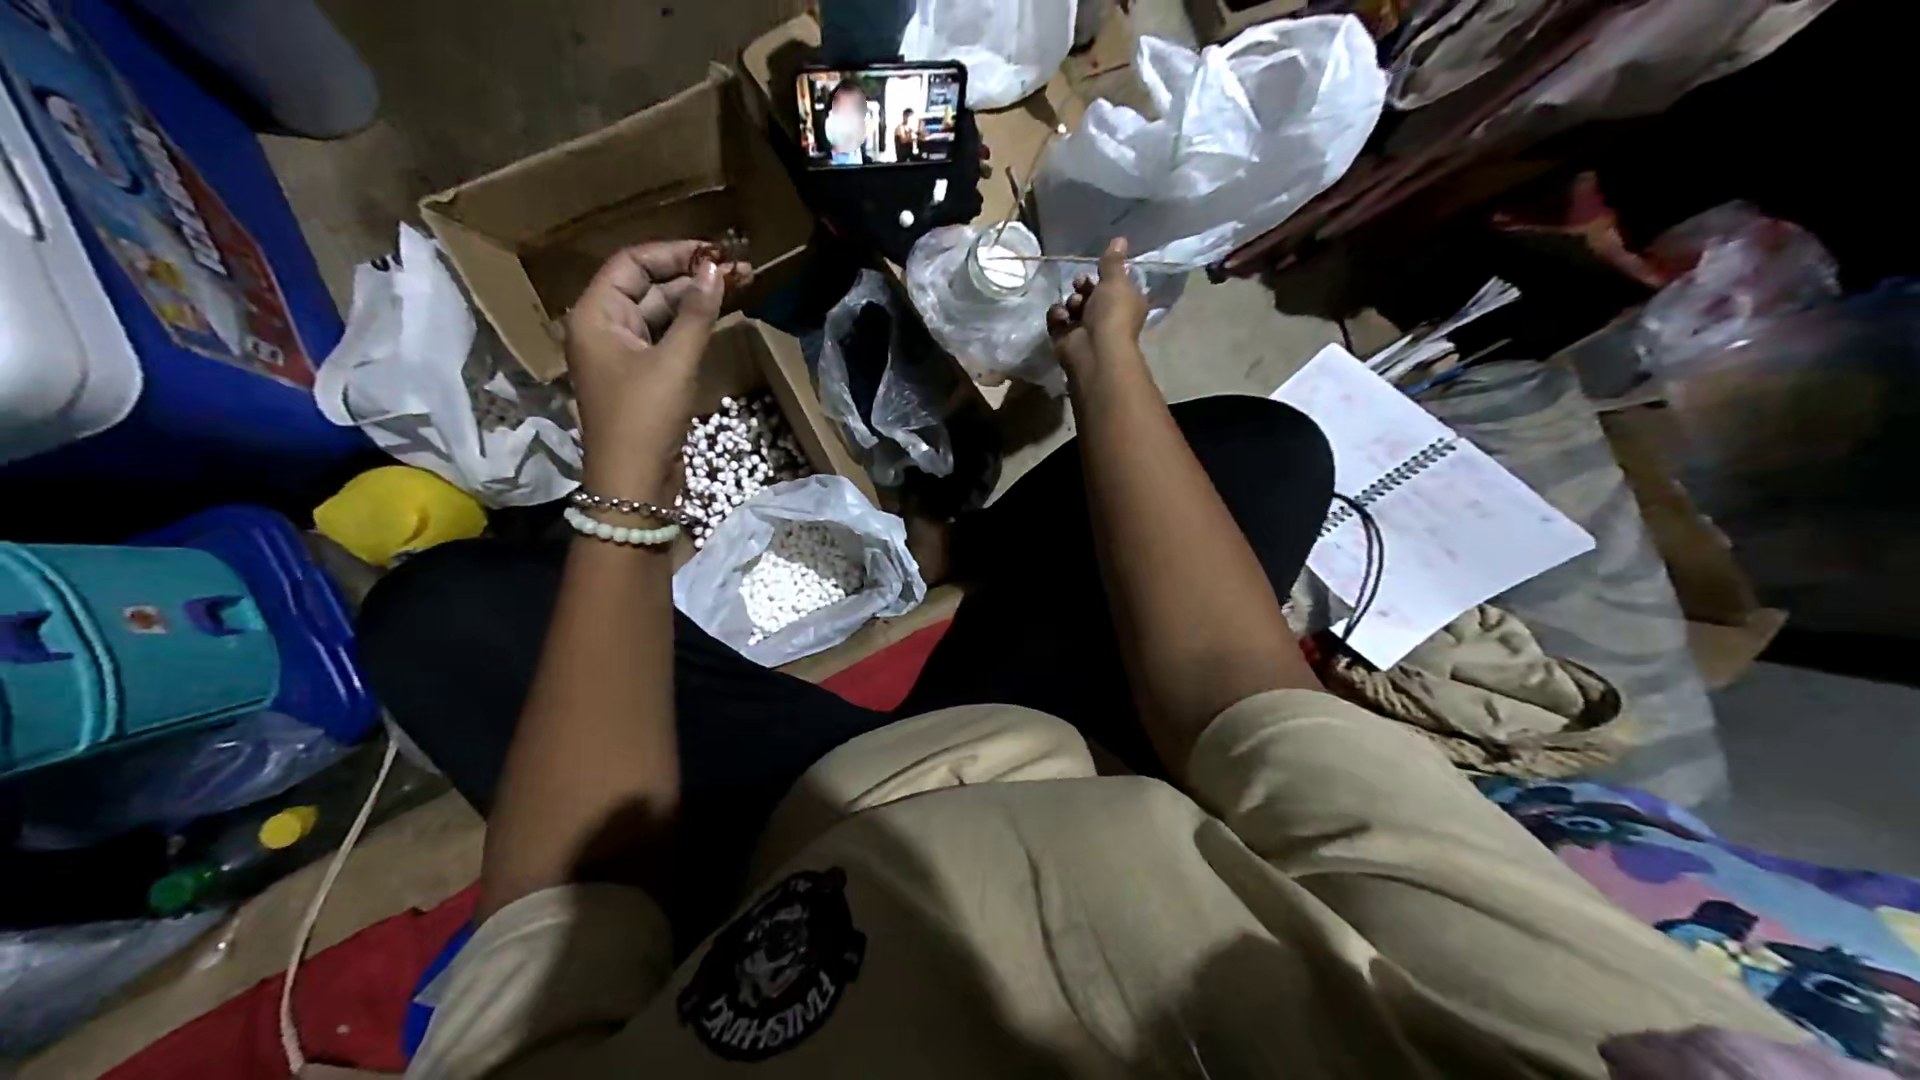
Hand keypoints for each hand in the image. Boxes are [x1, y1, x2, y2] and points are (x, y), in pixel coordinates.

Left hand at [564, 241, 749, 497]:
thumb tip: (716, 269)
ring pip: (660, 313)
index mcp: (595, 315)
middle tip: (739, 269)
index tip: (716, 252)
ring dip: (696, 300)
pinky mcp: (643, 377)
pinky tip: (719, 317)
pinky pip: (666, 339)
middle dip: (692, 276)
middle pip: (648, 286)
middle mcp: (604, 327)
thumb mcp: (674, 362)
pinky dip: (691, 326)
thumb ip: (696, 313)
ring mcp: (623, 354)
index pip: (632, 263)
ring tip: (739, 286)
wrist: (634, 483)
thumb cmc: (645, 418)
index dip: (675, 253)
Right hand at [1047, 237, 1147, 373]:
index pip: (1115, 285)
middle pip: (1091, 294)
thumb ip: (1114, 261)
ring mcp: (1085, 328)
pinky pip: (1057, 320)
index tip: (1097, 268)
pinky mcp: (1066, 338)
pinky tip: (1062, 317)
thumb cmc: (1113, 313)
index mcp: (1125, 303)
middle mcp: (1106, 316)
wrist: (1095, 350)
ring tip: (1073, 306)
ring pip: (1073, 306)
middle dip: (1083, 286)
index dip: (1105, 276)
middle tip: (1079, 284)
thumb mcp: (1116, 281)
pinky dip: (1057, 316)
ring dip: (1071, 301)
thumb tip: (1120, 239)